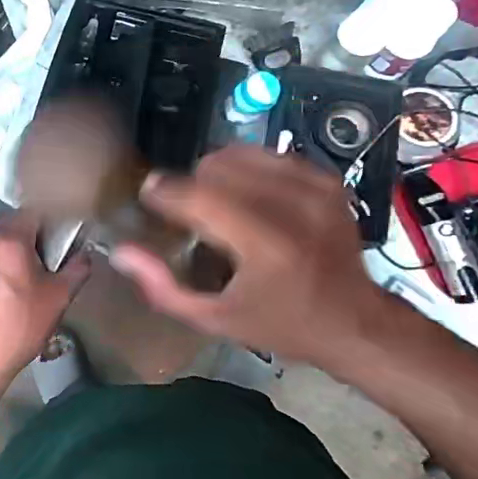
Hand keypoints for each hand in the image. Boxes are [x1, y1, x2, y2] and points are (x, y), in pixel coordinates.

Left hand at [0, 213, 90, 385]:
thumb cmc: (21, 325)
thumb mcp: (59, 297)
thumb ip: (77, 269)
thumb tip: (86, 255)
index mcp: (9, 240)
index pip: (36, 211)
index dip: (56, 219)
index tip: (71, 233)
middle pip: (17, 222)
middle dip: (39, 231)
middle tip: (59, 251)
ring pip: (3, 238)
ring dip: (22, 245)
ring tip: (41, 268)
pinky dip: (8, 258)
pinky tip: (20, 281)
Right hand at [108, 146, 398, 365]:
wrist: (354, 319)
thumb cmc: (283, 325)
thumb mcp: (218, 320)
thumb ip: (165, 288)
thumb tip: (123, 252)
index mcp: (266, 245)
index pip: (199, 196)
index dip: (165, 191)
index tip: (149, 195)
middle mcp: (294, 206)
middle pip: (218, 166)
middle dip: (193, 184)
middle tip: (191, 212)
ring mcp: (315, 188)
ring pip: (243, 153)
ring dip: (220, 173)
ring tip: (221, 203)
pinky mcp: (328, 180)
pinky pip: (272, 156)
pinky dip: (252, 171)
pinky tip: (252, 197)